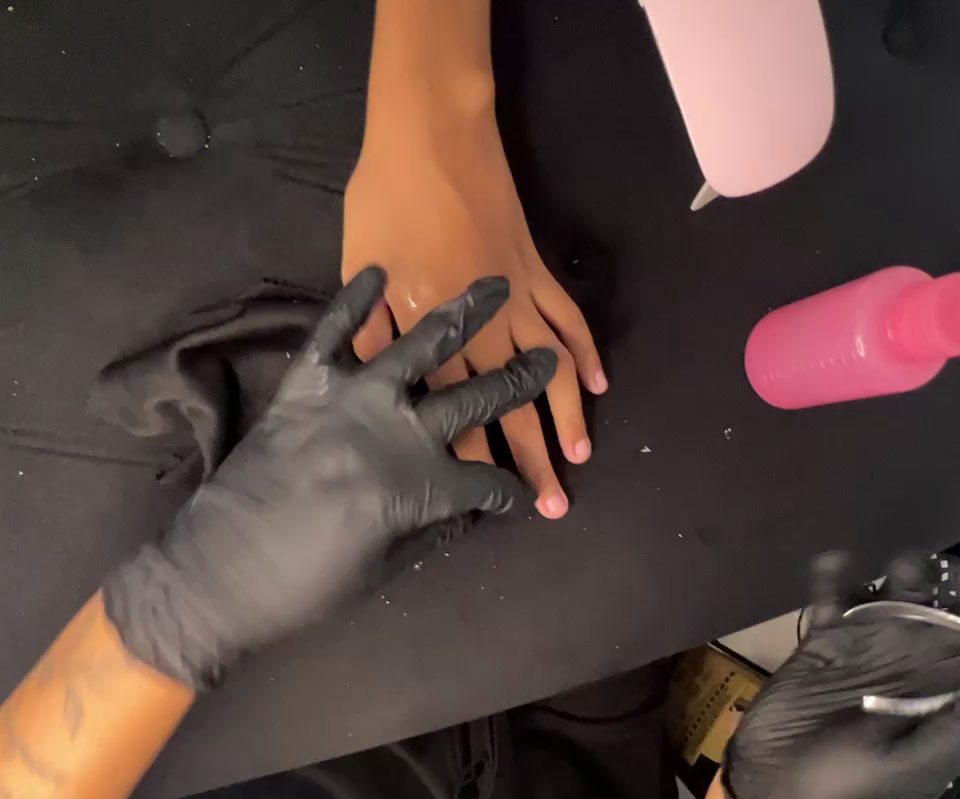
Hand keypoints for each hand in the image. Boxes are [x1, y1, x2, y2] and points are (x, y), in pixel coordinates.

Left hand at [102, 267, 554, 687]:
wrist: (218, 574)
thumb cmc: (306, 587)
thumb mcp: (382, 567)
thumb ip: (426, 528)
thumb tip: (457, 510)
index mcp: (421, 489)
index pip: (488, 483)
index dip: (510, 492)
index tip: (522, 497)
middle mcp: (397, 433)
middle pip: (475, 399)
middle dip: (519, 382)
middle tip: (546, 362)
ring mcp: (350, 400)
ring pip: (421, 346)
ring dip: (463, 314)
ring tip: (493, 287)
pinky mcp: (305, 385)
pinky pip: (334, 332)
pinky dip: (354, 301)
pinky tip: (379, 272)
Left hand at [342, 105, 603, 519]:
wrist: (431, 135)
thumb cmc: (385, 204)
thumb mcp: (360, 274)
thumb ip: (370, 338)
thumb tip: (373, 396)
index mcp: (434, 334)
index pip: (459, 413)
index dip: (478, 462)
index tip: (493, 501)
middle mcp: (482, 329)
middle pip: (512, 405)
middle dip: (534, 458)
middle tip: (555, 503)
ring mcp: (517, 300)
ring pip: (548, 370)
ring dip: (567, 416)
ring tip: (581, 455)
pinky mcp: (537, 273)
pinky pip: (568, 318)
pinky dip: (585, 350)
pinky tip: (599, 384)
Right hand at [723, 546, 959, 798]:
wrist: (769, 783)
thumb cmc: (845, 786)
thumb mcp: (916, 768)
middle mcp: (928, 657)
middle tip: (958, 581)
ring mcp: (877, 640)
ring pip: (913, 582)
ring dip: (914, 565)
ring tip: (898, 571)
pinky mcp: (830, 632)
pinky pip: (840, 588)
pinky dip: (837, 573)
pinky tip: (834, 568)